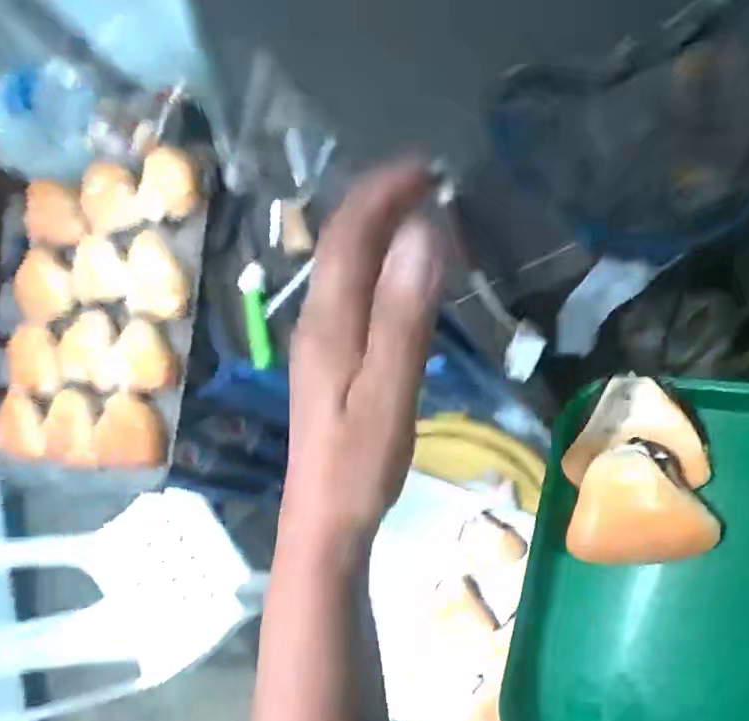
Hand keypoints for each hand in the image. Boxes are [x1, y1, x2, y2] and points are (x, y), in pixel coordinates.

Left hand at [280, 161, 444, 555]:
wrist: (323, 523)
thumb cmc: (358, 466)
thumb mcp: (388, 393)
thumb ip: (403, 318)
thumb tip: (423, 237)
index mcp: (329, 324)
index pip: (351, 236)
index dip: (384, 193)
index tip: (429, 170)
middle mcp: (317, 324)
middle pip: (342, 245)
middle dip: (381, 204)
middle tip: (432, 187)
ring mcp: (320, 346)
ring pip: (346, 271)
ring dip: (380, 236)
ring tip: (422, 220)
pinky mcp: (331, 368)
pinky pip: (353, 300)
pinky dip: (379, 273)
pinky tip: (402, 283)